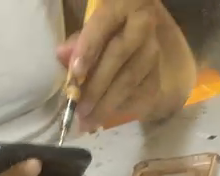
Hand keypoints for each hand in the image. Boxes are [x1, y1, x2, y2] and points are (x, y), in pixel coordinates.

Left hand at [55, 0, 193, 133]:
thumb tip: (62, 56)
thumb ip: (79, 38)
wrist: (136, 31)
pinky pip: (140, 96)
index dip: (89, 48)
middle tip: (79, 108)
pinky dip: (121, 109)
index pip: (104, 24)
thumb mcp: (92, 23)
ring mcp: (153, 52)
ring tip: (88, 120)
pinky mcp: (157, 74)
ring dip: (106, 104)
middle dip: (96, 86)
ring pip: (129, 80)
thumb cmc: (107, 25)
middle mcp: (143, 25)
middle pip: (119, 56)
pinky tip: (104, 118)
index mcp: (125, 3)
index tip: (75, 75)